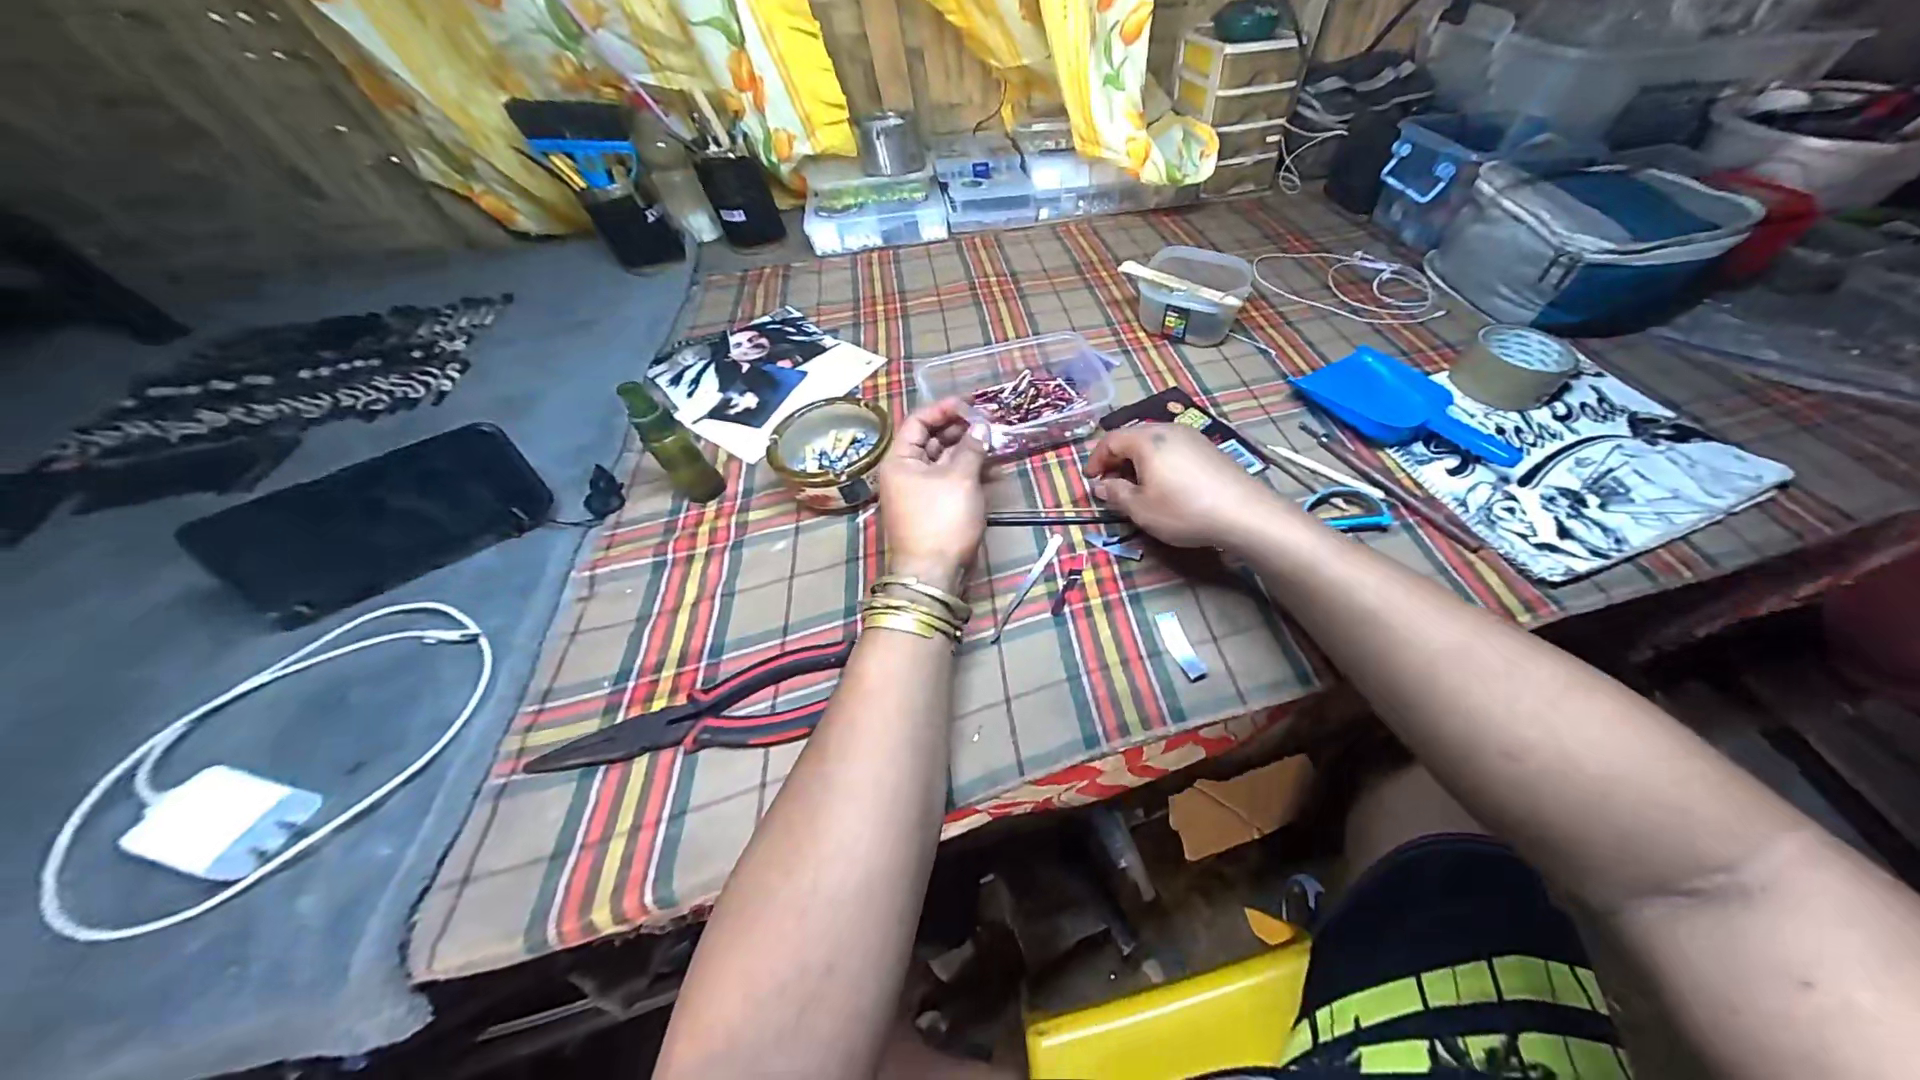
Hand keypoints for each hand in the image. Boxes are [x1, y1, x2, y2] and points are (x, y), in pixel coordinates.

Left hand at [875, 398, 987, 589]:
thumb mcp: (960, 478)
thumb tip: (982, 426)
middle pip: (932, 440)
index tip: (972, 405)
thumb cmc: (942, 520)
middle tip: (990, 424)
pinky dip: (969, 474)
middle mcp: (905, 472)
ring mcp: (918, 491)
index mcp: (900, 459)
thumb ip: (972, 447)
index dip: (944, 409)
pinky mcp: (933, 508)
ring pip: (944, 461)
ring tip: (997, 445)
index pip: (918, 421)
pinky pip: (950, 481)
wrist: (933, 573)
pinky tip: (994, 471)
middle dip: (961, 430)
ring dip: (970, 452)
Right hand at [1084, 423, 1297, 548]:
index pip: (1110, 440)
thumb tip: (1102, 486)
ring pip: (1154, 443)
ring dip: (1138, 462)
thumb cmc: (1184, 510)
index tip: (1091, 481)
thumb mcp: (1140, 508)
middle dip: (1117, 460)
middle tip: (1111, 485)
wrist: (1244, 513)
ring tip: (1137, 487)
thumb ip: (1116, 494)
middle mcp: (1169, 429)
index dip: (1096, 460)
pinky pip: (1174, 449)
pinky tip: (1165, 485)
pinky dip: (1159, 463)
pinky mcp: (1209, 449)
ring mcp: (1192, 437)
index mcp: (1147, 440)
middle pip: (1133, 437)